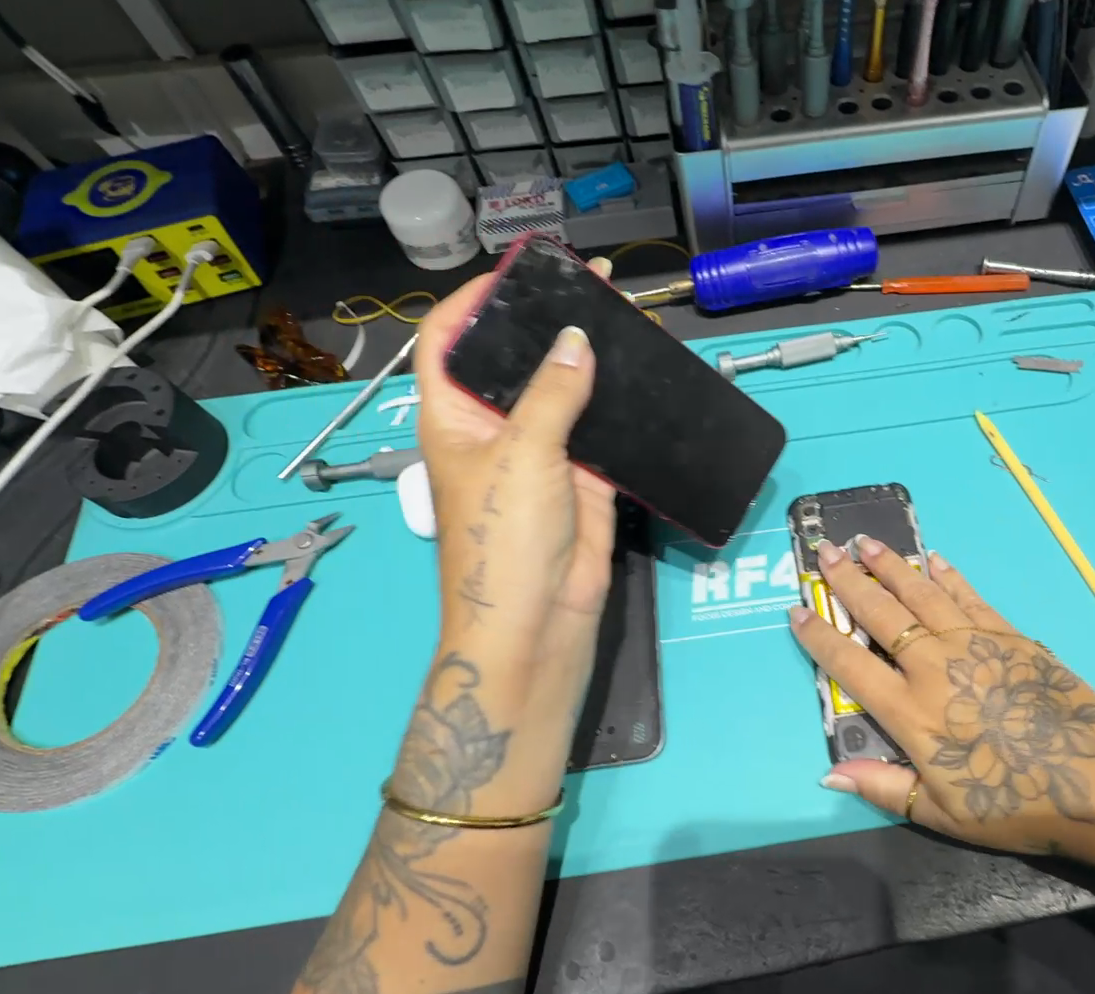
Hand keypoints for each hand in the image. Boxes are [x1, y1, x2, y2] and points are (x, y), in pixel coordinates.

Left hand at [397, 262, 618, 812]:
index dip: (476, 300)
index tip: (522, 273)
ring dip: (592, 358)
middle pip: (518, 360)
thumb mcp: (522, 456)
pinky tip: (645, 370)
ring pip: (567, 391)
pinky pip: (602, 427)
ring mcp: (543, 450)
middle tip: (592, 285)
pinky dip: (621, 400)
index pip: (449, 340)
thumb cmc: (506, 536)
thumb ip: (554, 395)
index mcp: (454, 414)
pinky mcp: (584, 475)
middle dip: (550, 323)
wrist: (541, 619)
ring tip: (626, 316)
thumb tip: (578, 340)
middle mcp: (496, 425)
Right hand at [788, 534, 1094, 890]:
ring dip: (891, 567)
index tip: (797, 611)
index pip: (851, 665)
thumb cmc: (1014, 804)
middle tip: (826, 551)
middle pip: (881, 615)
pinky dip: (948, 577)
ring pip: (921, 595)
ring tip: (867, 543)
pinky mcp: (1008, 636)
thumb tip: (827, 773)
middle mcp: (933, 667)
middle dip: (849, 581)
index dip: (820, 637)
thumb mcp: (941, 813)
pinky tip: (933, 560)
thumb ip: (883, 788)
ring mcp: (972, 644)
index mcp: (910, 712)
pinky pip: (969, 597)